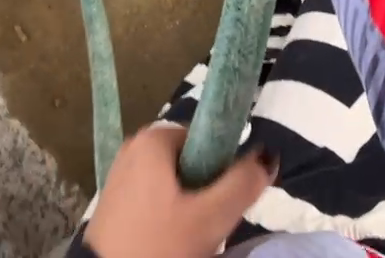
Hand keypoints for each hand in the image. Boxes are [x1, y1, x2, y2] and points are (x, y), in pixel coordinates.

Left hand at [85, 125, 277, 257]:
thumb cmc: (157, 247)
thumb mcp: (209, 219)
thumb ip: (242, 184)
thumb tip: (269, 155)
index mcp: (154, 136)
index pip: (208, 139)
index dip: (222, 169)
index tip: (221, 203)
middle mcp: (135, 145)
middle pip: (192, 162)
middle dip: (205, 193)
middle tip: (207, 227)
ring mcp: (122, 173)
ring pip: (175, 185)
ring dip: (189, 210)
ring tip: (189, 241)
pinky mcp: (115, 201)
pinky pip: (155, 200)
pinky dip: (168, 219)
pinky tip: (170, 245)